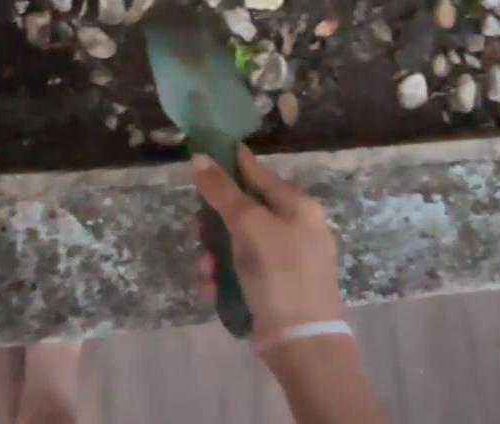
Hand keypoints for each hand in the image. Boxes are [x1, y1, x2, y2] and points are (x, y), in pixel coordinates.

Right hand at [191, 143, 345, 337]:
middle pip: (244, 208)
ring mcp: (287, 258)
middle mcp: (296, 227)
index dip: (228, 161)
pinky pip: (243, 267)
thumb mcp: (249, 226)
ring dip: (215, 251)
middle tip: (196, 230)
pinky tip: (212, 286)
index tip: (200, 154)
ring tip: (205, 268)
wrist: (303, 345)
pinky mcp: (276, 286)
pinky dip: (225, 274)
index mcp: (298, 206)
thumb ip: (222, 191)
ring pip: (238, 239)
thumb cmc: (280, 274)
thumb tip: (199, 156)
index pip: (257, 171)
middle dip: (214, 220)